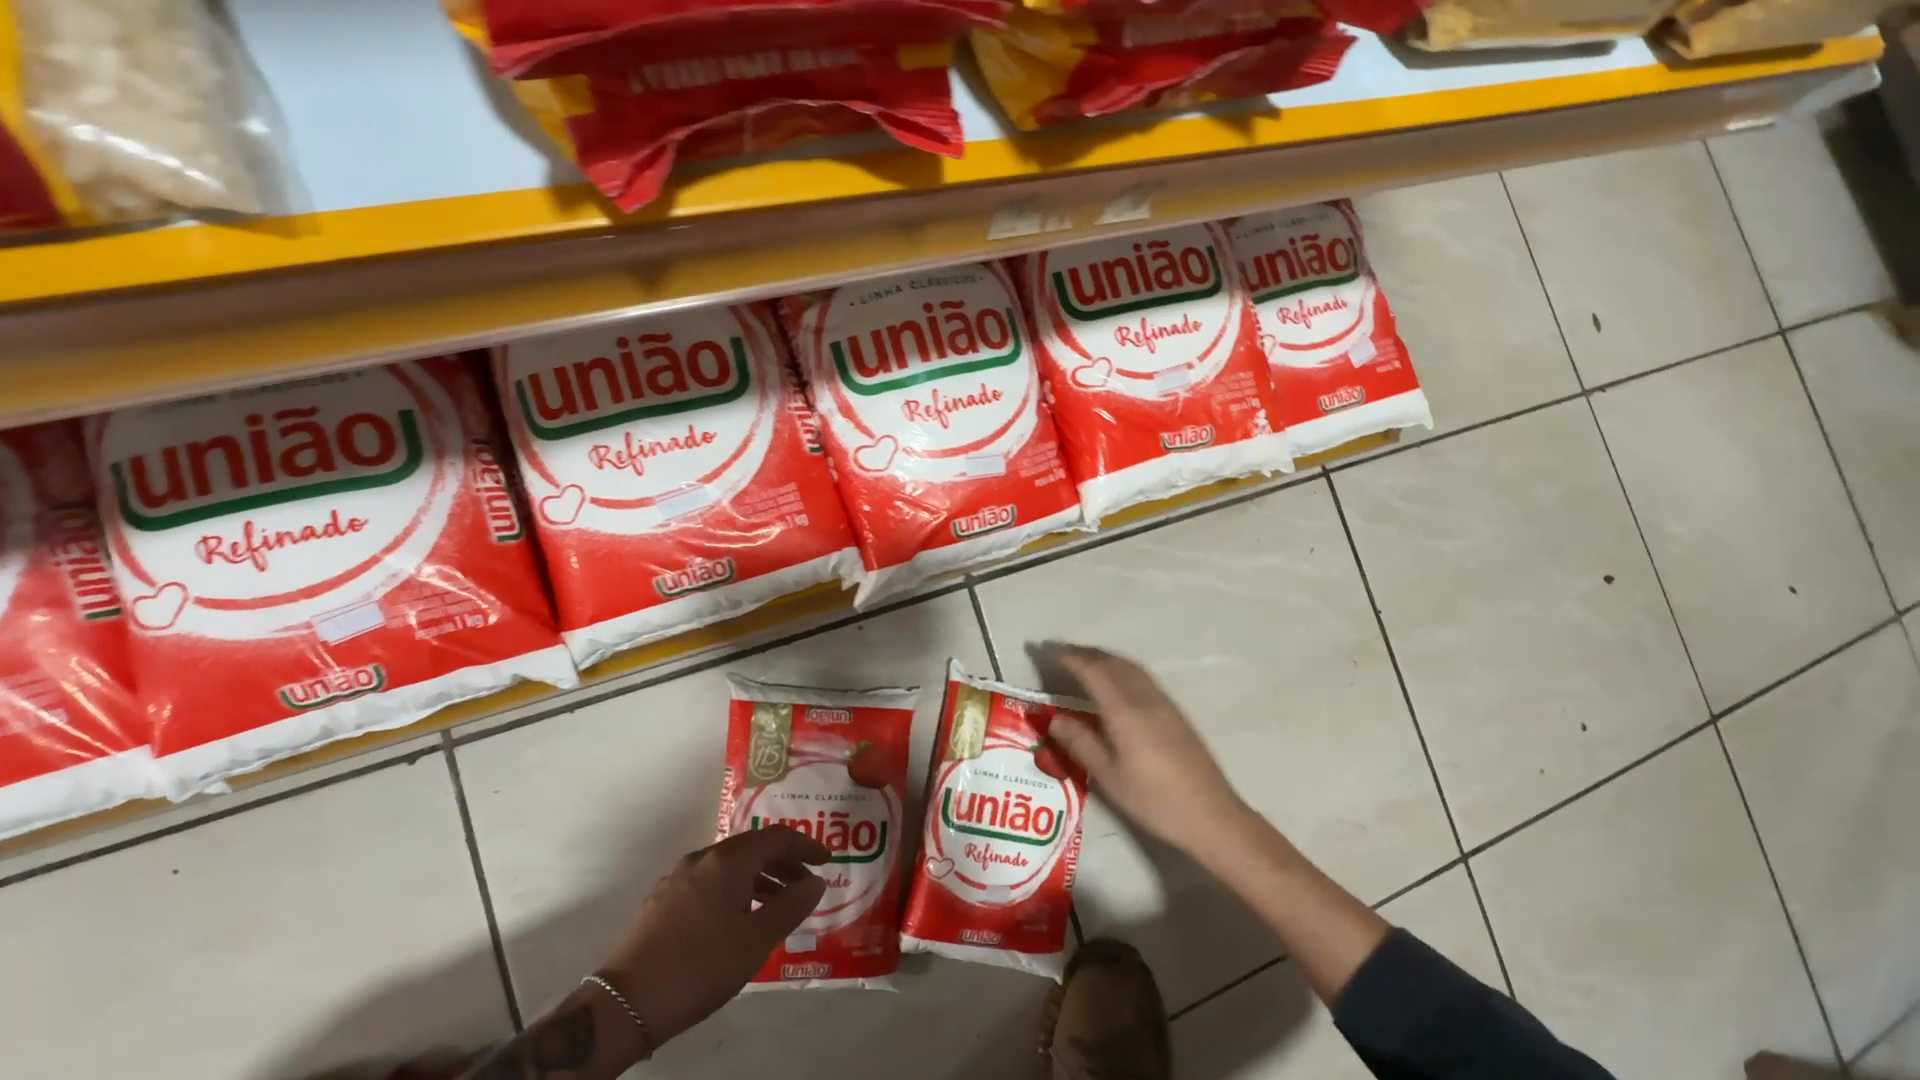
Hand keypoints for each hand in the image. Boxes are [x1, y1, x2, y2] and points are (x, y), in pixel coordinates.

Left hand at [599, 826, 828, 1045]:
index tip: (827, 862)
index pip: (775, 838)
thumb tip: (815, 882)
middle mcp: (701, 860)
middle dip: (783, 863)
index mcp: (726, 862)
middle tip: (807, 885)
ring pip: (729, 867)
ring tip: (779, 906)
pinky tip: (740, 919)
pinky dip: (735, 890)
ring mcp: (677, 879)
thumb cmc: (700, 968)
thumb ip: (791, 906)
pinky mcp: (662, 901)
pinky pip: (710, 882)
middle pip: (751, 849)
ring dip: (759, 878)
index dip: (805, 846)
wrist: (627, 1003)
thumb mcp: (756, 941)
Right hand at [1049, 644, 1251, 857]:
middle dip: (1086, 653)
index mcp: (1125, 711)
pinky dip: (1122, 669)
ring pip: (1131, 667)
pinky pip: (1143, 678)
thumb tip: (1054, 718)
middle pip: (1113, 663)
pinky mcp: (1176, 714)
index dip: (1069, 657)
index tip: (1047, 649)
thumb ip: (1081, 743)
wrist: (1211, 814)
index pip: (1093, 671)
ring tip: (1084, 661)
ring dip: (1106, 658)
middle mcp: (1146, 698)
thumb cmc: (1154, 800)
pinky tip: (1116, 682)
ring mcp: (1165, 704)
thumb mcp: (1109, 777)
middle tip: (1060, 651)